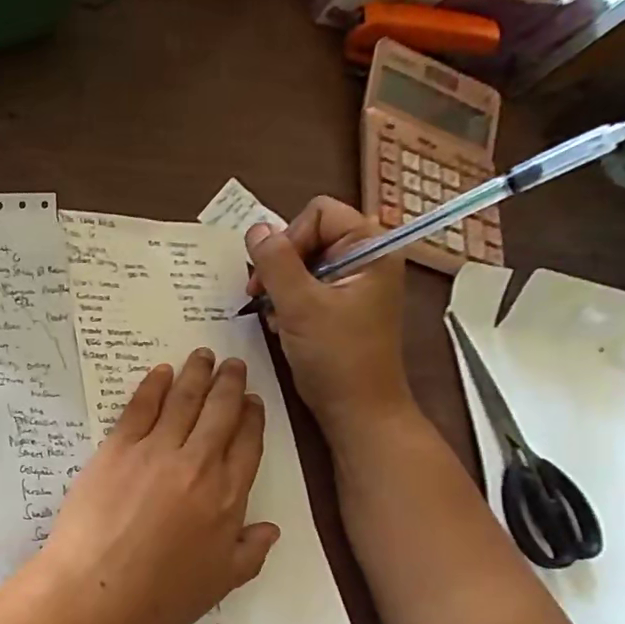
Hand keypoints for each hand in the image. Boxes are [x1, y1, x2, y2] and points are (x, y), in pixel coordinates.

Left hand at [26, 349, 279, 623]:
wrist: (97, 592)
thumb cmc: (160, 598)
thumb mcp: (220, 583)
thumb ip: (250, 552)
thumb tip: (270, 528)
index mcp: (228, 499)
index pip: (248, 446)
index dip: (252, 419)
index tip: (253, 400)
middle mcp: (198, 467)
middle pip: (220, 414)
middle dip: (230, 385)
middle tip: (233, 364)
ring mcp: (155, 453)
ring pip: (183, 402)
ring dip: (196, 375)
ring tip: (203, 356)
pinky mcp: (116, 450)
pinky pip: (140, 408)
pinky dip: (154, 386)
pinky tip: (161, 373)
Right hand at [245, 196, 411, 432]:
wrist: (357, 409)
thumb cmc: (337, 357)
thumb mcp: (300, 306)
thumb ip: (275, 263)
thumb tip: (255, 229)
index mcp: (369, 248)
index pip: (319, 213)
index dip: (289, 238)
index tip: (271, 274)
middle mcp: (363, 259)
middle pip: (308, 236)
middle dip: (279, 264)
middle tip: (259, 295)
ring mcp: (351, 284)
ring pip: (300, 263)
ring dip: (279, 286)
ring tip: (273, 315)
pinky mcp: (338, 306)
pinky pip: (303, 287)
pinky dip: (286, 302)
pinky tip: (280, 325)